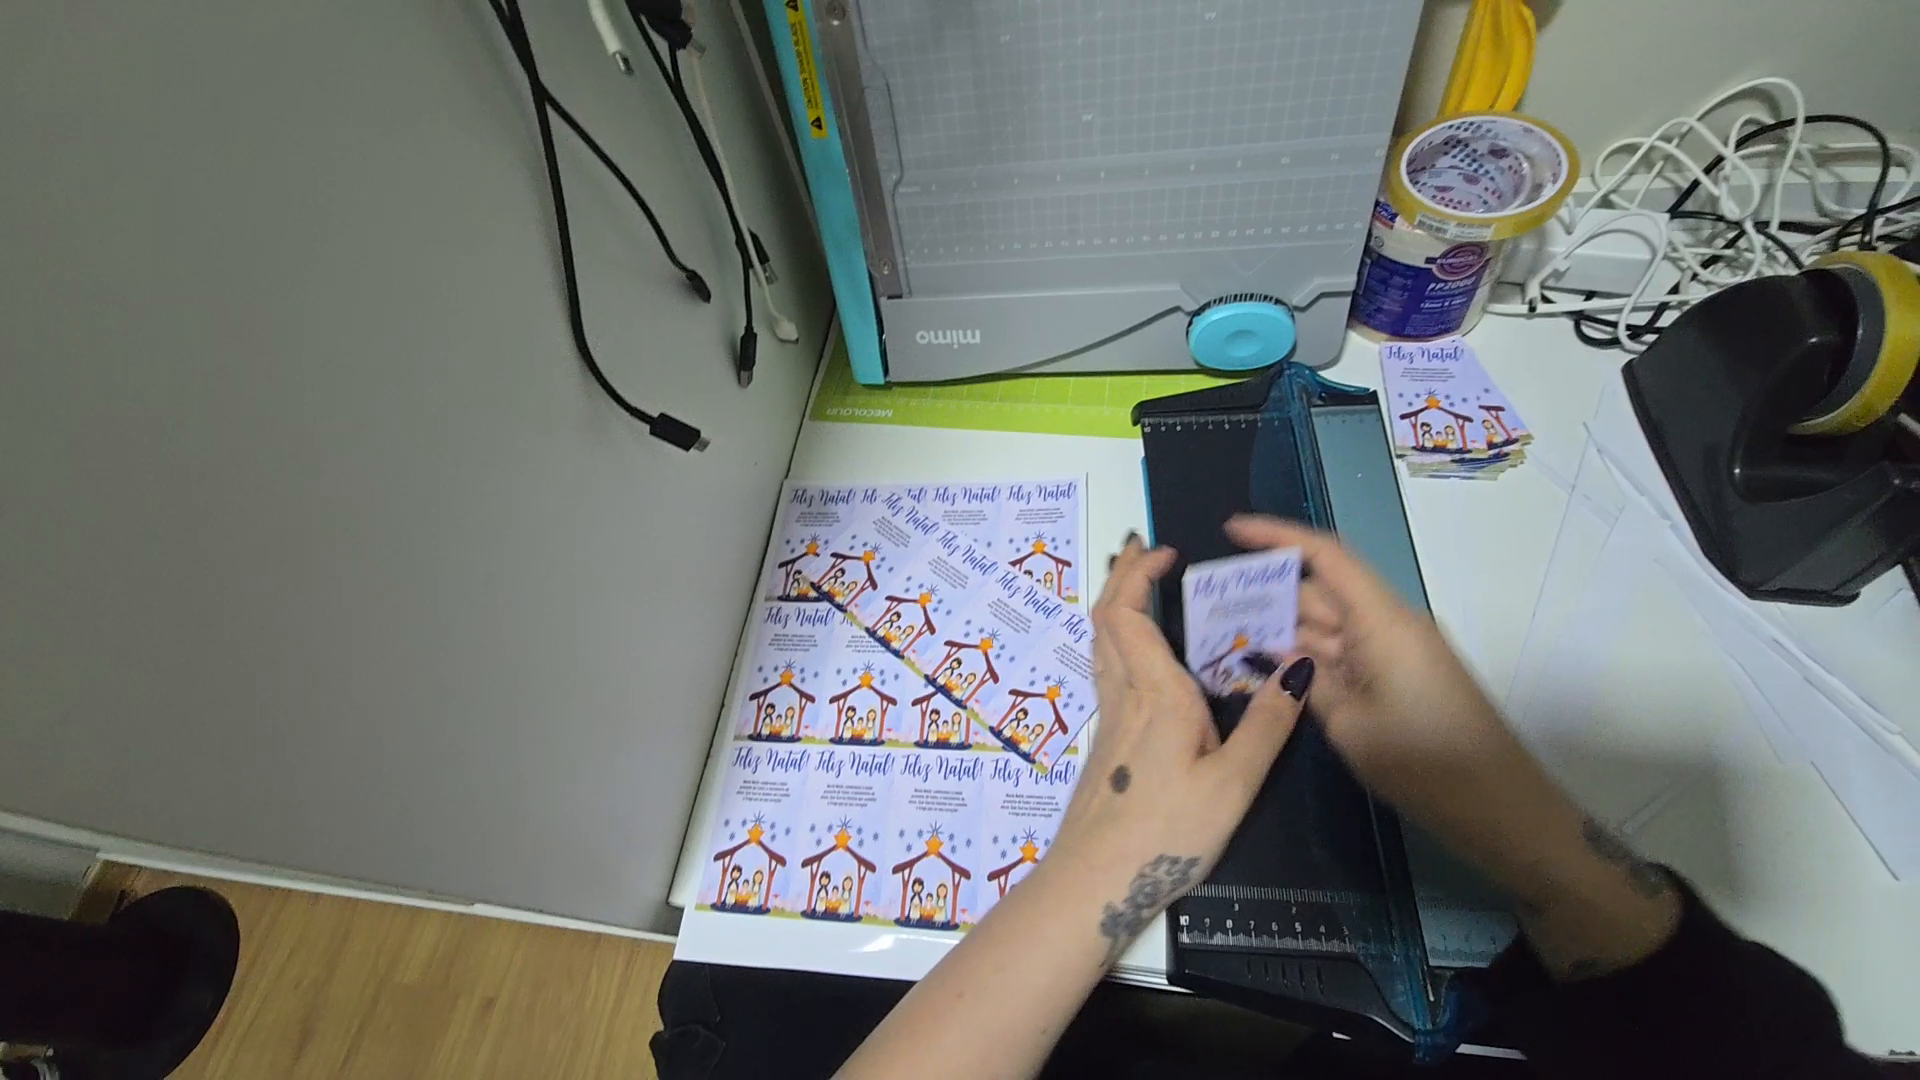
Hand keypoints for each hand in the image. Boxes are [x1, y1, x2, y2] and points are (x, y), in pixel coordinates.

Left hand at [1048, 535, 1310, 965]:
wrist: (1096, 878)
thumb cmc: (1168, 831)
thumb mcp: (1234, 783)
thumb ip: (1267, 723)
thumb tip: (1298, 665)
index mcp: (1154, 692)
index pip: (1129, 612)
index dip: (1139, 574)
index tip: (1166, 552)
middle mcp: (1122, 692)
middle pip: (1105, 616)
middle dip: (1121, 575)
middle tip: (1145, 552)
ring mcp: (1107, 714)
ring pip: (1100, 641)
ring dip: (1116, 603)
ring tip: (1142, 588)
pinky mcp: (1104, 736)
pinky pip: (1106, 666)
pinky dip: (1119, 638)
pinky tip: (1143, 655)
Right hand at [1225, 516, 1680, 979]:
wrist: (1504, 814)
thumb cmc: (1424, 765)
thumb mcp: (1348, 724)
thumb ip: (1302, 679)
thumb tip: (1266, 649)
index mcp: (1383, 622)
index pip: (1326, 556)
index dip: (1277, 536)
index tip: (1230, 531)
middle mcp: (1389, 624)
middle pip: (1320, 591)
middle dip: (1265, 592)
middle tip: (1209, 605)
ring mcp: (1394, 650)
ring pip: (1326, 623)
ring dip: (1280, 627)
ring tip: (1223, 635)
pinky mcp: (1397, 675)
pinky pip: (1341, 652)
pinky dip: (1304, 654)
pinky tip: (1265, 666)